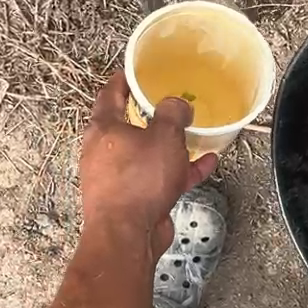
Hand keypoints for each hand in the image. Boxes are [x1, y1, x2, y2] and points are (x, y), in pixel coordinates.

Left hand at [79, 69, 217, 261]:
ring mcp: (117, 177)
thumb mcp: (164, 136)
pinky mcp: (132, 198)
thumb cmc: (136, 184)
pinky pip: (159, 178)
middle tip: (166, 105)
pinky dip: (179, 171)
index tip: (132, 72)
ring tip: (192, 138)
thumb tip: (177, 105)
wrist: (128, 234)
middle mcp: (104, 152)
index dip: (123, 81)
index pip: (110, 95)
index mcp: (104, 129)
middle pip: (128, 126)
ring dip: (170, 147)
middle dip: (150, 117)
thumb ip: (172, 114)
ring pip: (146, 154)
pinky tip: (203, 165)